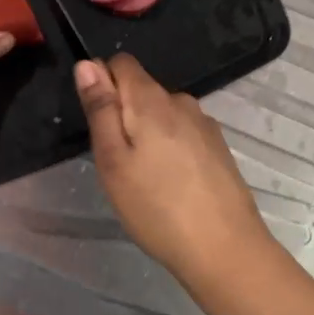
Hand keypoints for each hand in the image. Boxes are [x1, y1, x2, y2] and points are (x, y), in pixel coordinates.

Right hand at [75, 54, 272, 282]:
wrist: (226, 251)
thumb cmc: (156, 207)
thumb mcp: (113, 160)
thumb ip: (100, 109)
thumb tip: (87, 64)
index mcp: (151, 100)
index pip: (120, 63)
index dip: (102, 83)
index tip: (98, 123)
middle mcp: (181, 101)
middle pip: (142, 89)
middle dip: (124, 114)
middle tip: (117, 162)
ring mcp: (204, 125)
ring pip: (163, 114)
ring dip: (148, 133)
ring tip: (144, 178)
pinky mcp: (218, 149)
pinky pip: (182, 133)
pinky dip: (170, 148)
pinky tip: (172, 185)